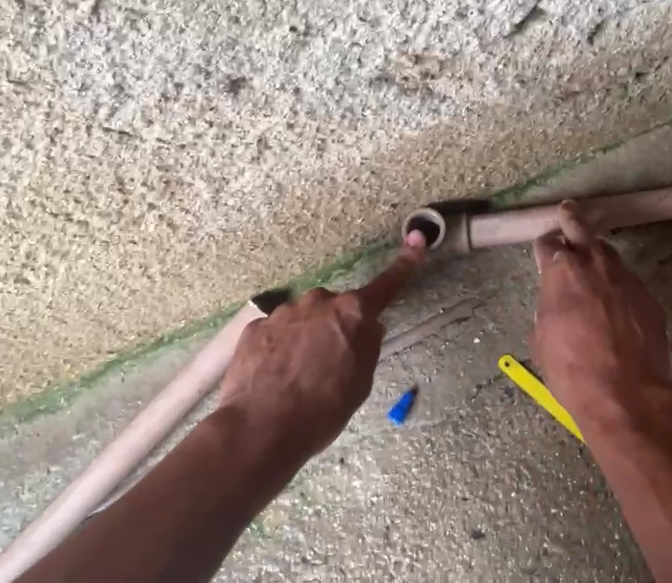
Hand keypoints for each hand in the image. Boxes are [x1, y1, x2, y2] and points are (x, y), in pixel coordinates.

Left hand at [217, 232, 425, 458]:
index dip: (405, 264)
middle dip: (335, 329)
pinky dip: (278, 350)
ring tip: (296, 380)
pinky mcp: (255, 328)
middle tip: (329, 368)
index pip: (386, 286)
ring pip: (304, 320)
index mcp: (353, 313)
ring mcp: (283, 312)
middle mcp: (319, 301)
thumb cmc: (322, 410)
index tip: (417, 240)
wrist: (260, 430)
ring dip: (305, 340)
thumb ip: (367, 346)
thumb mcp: (360, 382)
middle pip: (335, 309)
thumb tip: (367, 327)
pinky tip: (273, 378)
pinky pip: (275, 333)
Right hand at [529, 201, 671, 427]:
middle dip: (572, 220)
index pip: (548, 245)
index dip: (544, 247)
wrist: (626, 395)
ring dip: (598, 253)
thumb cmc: (572, 371)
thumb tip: (555, 299)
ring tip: (593, 254)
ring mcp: (626, 279)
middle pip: (582, 231)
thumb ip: (549, 307)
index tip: (543, 249)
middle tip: (568, 210)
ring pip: (609, 255)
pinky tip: (617, 301)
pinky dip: (619, 285)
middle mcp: (595, 266)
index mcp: (562, 273)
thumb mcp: (543, 339)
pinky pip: (629, 283)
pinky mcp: (648, 298)